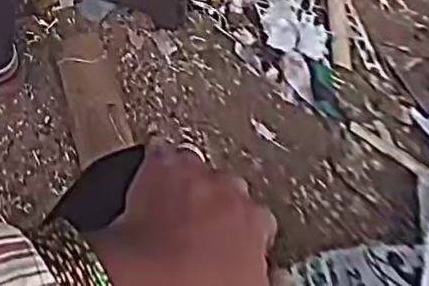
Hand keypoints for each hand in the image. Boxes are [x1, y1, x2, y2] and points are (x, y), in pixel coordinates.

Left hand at [84, 140, 276, 285]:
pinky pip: (162, 155)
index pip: (262, 218)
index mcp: (253, 219)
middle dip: (222, 202)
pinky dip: (161, 167)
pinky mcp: (159, 162)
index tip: (240, 242)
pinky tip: (157, 184)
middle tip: (207, 226)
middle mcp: (225, 186)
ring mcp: (191, 170)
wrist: (156, 276)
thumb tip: (273, 273)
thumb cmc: (200, 285)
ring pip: (196, 167)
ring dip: (192, 181)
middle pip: (230, 186)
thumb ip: (263, 272)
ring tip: (180, 205)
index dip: (249, 232)